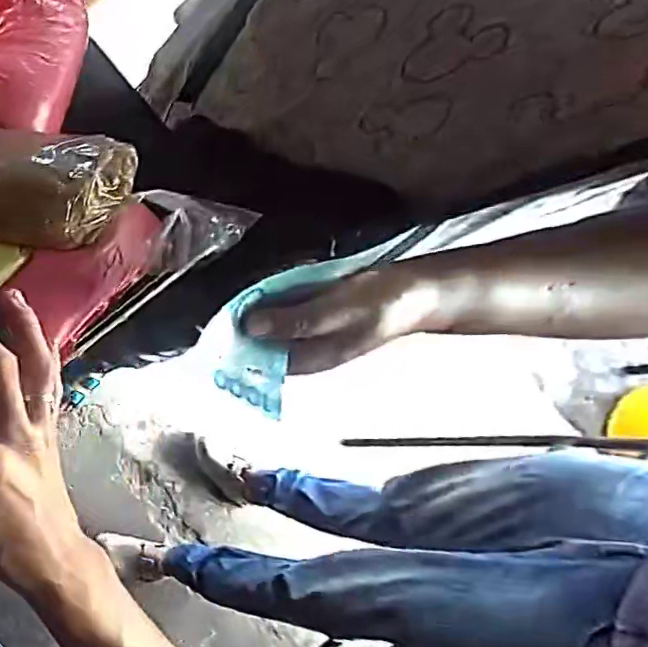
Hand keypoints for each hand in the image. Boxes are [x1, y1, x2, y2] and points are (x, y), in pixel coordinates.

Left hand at [243, 266, 445, 374]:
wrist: (423, 287)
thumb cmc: (383, 303)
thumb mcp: (335, 312)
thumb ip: (293, 321)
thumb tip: (250, 326)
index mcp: (304, 361)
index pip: (253, 360)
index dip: (233, 342)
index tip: (224, 320)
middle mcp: (297, 352)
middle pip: (254, 341)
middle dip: (244, 320)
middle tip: (244, 299)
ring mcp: (302, 333)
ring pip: (265, 323)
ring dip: (257, 307)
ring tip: (259, 292)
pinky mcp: (308, 315)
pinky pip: (280, 309)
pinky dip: (274, 297)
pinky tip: (276, 285)